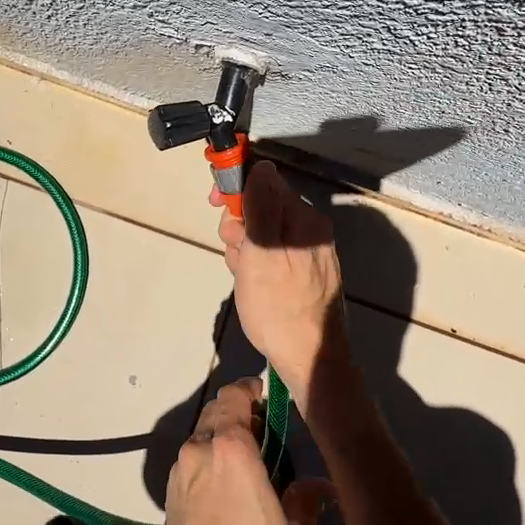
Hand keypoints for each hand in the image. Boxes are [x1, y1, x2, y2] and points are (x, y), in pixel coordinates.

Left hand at [167, 377, 333, 524]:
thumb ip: (305, 501)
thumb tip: (321, 486)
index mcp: (230, 449)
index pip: (234, 396)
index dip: (251, 390)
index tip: (267, 395)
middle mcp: (198, 450)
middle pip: (216, 413)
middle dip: (238, 415)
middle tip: (265, 432)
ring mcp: (178, 471)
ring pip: (201, 438)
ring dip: (221, 438)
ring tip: (248, 463)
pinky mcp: (168, 494)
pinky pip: (190, 462)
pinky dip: (207, 461)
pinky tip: (226, 486)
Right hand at [217, 161, 349, 391]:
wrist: (310, 359)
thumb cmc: (278, 305)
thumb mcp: (261, 251)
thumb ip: (261, 205)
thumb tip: (261, 165)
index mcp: (303, 218)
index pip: (263, 180)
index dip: (235, 186)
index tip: (214, 203)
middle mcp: (311, 228)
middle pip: (261, 205)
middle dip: (238, 224)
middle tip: (236, 252)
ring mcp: (309, 251)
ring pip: (262, 231)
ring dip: (244, 247)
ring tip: (243, 274)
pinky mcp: (306, 272)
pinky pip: (272, 252)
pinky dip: (257, 262)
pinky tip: (253, 283)